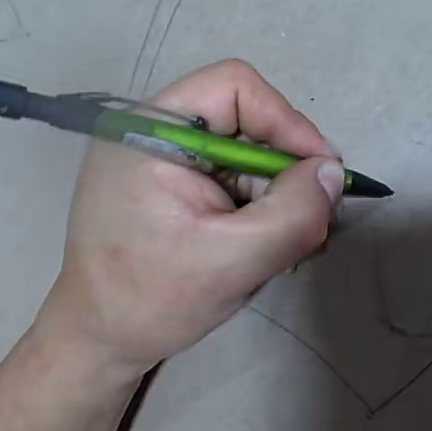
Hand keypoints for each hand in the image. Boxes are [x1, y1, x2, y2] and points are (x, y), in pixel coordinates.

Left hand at [34, 59, 344, 377]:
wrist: (99, 342)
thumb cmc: (150, 301)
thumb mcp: (232, 261)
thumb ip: (291, 214)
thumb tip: (333, 171)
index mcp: (152, 129)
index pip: (235, 88)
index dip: (287, 122)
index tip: (320, 173)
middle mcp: (157, 132)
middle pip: (246, 123)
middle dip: (286, 172)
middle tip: (315, 219)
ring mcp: (164, 160)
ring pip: (245, 157)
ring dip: (276, 198)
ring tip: (289, 247)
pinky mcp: (174, 187)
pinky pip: (232, 181)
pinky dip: (259, 210)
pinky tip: (267, 247)